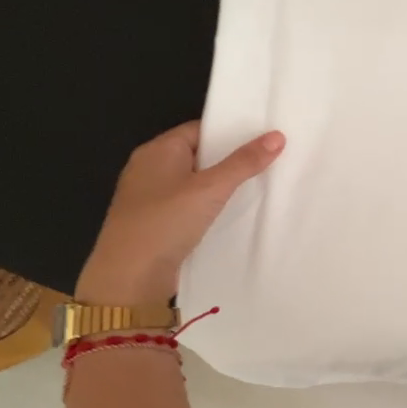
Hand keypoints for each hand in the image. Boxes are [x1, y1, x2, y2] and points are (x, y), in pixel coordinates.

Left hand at [75, 122, 285, 304]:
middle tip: (271, 159)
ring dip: (223, 183)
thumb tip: (277, 135)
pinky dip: (211, 204)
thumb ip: (244, 162)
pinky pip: (190, 203)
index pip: (200, 130)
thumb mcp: (211, 189)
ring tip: (260, 184)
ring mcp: (151, 197)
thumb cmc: (165, 222)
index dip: (231, 131)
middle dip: (232, 158)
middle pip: (199, 154)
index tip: (265, 137)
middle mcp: (150, 168)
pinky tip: (234, 212)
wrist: (129, 277)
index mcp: (157, 150)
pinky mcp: (156, 222)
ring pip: (196, 181)